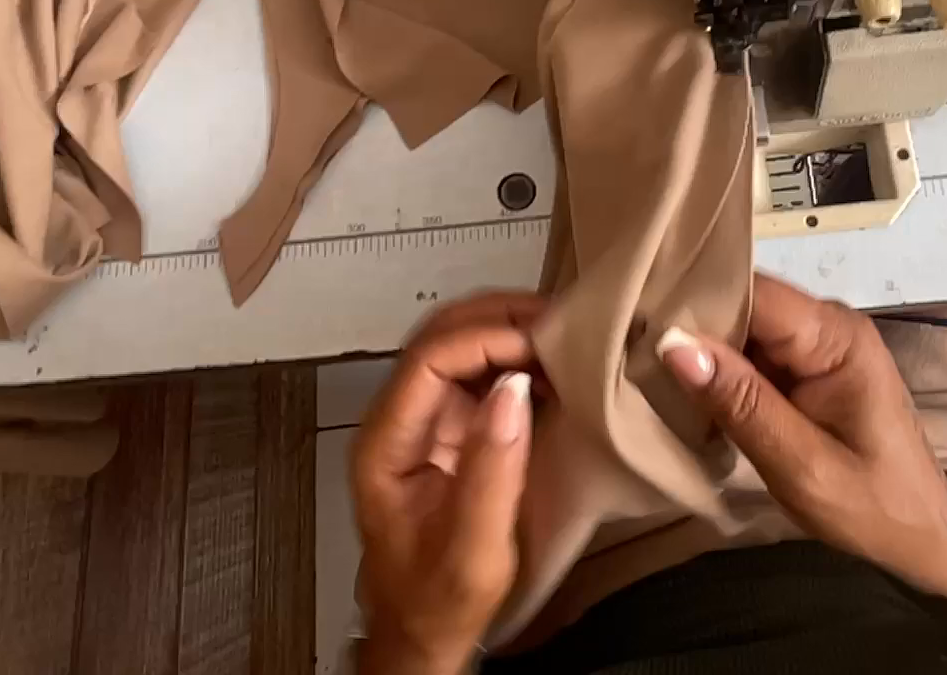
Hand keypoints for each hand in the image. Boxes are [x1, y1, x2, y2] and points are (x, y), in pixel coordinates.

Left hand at [352, 293, 546, 674]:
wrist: (424, 629)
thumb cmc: (441, 600)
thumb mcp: (473, 551)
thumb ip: (492, 471)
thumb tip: (515, 387)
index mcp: (387, 443)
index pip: (428, 359)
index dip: (484, 339)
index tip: (539, 346)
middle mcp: (399, 416)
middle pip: (439, 334)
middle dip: (498, 317)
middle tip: (557, 322)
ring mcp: (424, 415)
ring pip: (458, 339)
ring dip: (507, 327)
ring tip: (558, 334)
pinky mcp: (450, 421)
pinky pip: (479, 366)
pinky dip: (514, 352)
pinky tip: (548, 363)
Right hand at [657, 275, 946, 600]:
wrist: (925, 534)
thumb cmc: (873, 507)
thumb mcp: (802, 466)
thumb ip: (740, 402)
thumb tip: (673, 343)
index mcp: (836, 337)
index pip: (756, 293)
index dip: (698, 300)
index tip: (642, 318)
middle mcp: (827, 322)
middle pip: (747, 301)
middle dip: (694, 322)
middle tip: (636, 346)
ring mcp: (817, 340)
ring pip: (744, 323)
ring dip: (703, 345)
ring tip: (650, 362)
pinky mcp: (806, 361)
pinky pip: (752, 347)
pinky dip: (720, 364)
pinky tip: (686, 382)